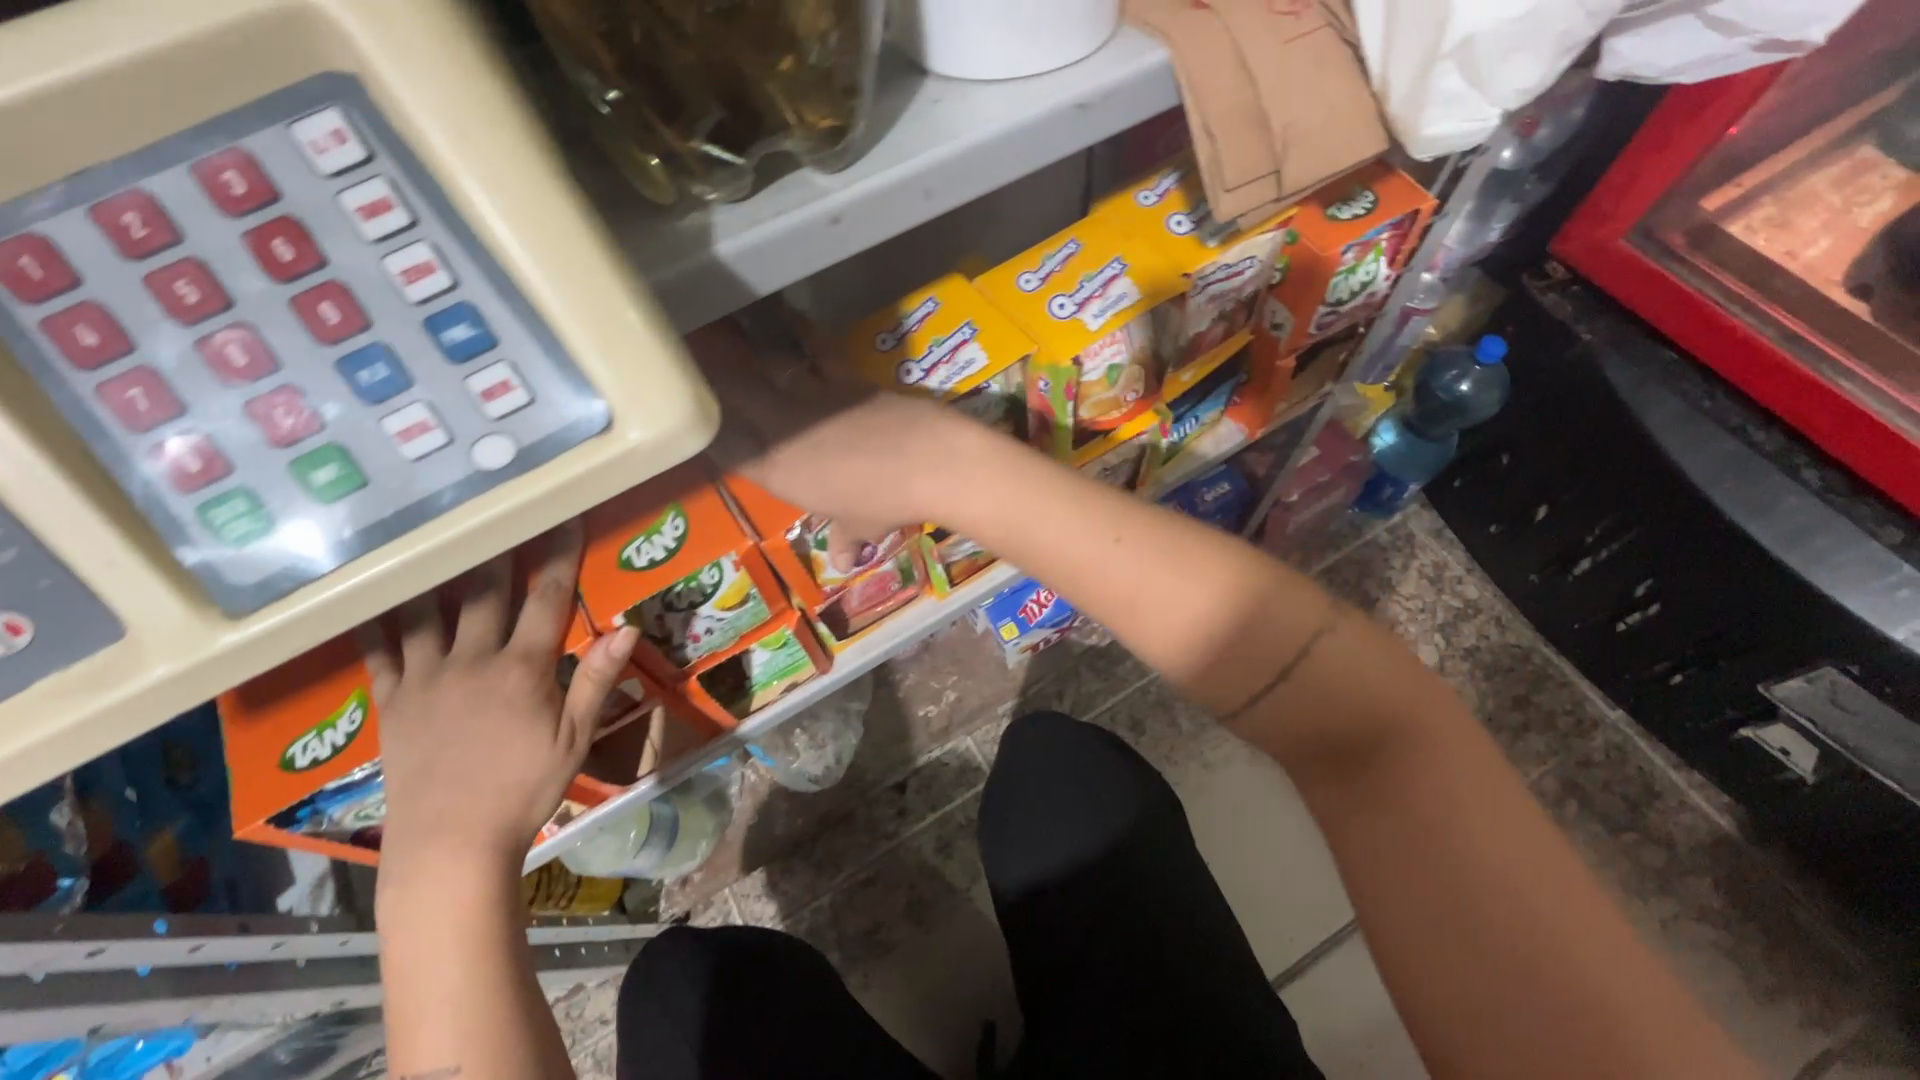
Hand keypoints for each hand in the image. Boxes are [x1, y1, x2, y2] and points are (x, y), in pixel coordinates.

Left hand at [360, 522, 639, 879]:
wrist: (452, 842)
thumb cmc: (524, 790)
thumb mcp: (574, 739)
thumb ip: (595, 680)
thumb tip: (627, 628)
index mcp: (521, 669)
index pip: (548, 598)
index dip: (560, 555)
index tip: (567, 519)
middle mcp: (471, 660)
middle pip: (485, 591)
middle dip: (497, 549)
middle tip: (499, 513)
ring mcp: (424, 677)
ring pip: (427, 611)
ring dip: (436, 573)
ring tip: (436, 540)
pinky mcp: (391, 700)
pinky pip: (378, 651)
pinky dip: (376, 621)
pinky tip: (372, 597)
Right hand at [688, 320, 994, 555]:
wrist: (932, 465)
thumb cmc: (889, 506)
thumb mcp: (863, 527)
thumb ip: (847, 541)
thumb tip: (845, 564)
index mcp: (778, 474)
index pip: (727, 449)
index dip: (708, 431)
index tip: (696, 417)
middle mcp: (783, 431)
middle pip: (734, 398)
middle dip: (712, 380)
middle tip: (695, 363)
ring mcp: (812, 399)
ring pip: (767, 369)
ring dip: (747, 352)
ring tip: (723, 333)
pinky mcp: (844, 377)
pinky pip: (816, 348)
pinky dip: (802, 330)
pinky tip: (787, 313)